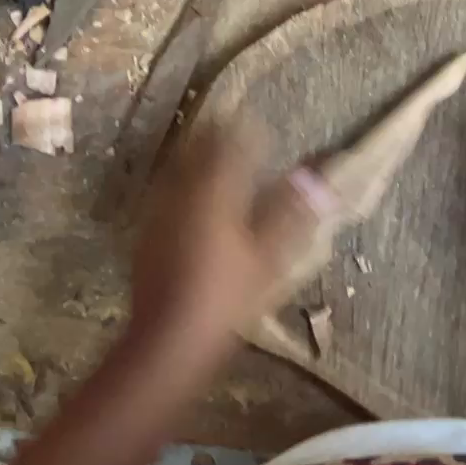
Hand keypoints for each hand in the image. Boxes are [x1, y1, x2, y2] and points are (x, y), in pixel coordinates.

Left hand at [130, 127, 336, 351]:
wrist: (169, 339)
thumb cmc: (226, 298)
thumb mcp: (269, 258)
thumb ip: (292, 214)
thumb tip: (318, 180)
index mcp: (215, 191)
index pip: (230, 143)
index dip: (246, 130)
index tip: (261, 125)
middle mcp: (183, 191)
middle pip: (199, 147)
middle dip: (218, 135)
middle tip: (237, 130)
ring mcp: (160, 209)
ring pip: (179, 165)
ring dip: (198, 153)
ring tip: (216, 154)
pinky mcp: (147, 229)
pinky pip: (166, 188)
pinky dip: (182, 180)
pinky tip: (192, 195)